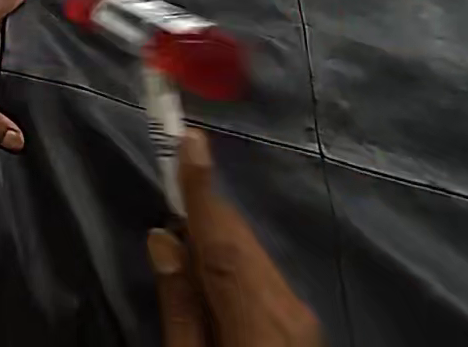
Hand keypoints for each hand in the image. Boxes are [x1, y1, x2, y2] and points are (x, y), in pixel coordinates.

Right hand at [148, 130, 321, 345]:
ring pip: (249, 254)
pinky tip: (213, 274)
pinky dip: (232, 261)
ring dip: (215, 238)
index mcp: (257, 323)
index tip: (191, 138)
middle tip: (172, 186)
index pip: (222, 240)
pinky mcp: (303, 328)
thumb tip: (164, 237)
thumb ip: (180, 306)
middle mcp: (288, 310)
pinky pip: (261, 275)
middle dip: (203, 211)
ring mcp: (301, 319)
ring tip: (185, 242)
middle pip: (236, 240)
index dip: (202, 188)